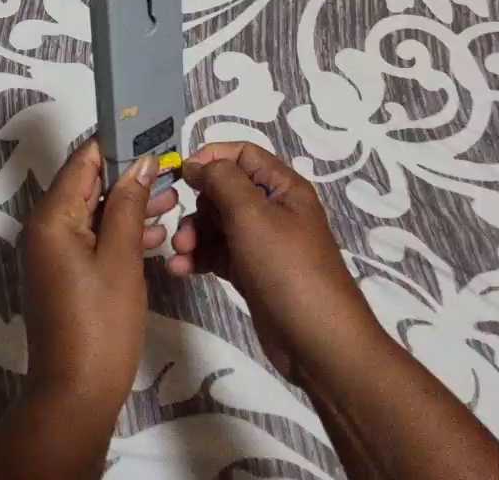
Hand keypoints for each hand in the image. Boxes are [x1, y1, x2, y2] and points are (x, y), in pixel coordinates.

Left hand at [18, 140, 179, 413]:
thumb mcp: (121, 257)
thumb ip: (128, 204)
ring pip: (93, 212)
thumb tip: (140, 161)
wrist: (76, 395)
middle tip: (171, 171)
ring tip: (172, 201)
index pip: (83, 160)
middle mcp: (44, 227)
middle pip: (87, 185)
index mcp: (51, 216)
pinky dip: (119, 233)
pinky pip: (92, 238)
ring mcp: (53, 252)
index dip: (116, 144)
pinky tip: (156, 234)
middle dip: (128, 176)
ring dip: (129, 205)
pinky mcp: (64, 273)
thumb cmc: (101, 323)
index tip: (151, 135)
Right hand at [167, 141, 381, 384]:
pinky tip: (180, 270)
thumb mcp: (252, 214)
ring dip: (193, 234)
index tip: (181, 174)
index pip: (242, 154)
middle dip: (197, 205)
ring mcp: (262, 244)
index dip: (211, 158)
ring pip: (216, 224)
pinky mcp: (251, 273)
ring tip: (180, 254)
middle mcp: (273, 210)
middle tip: (180, 227)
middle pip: (224, 191)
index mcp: (282, 187)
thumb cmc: (286, 267)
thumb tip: (196, 163)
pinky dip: (198, 258)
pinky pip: (217, 254)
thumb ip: (221, 180)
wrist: (318, 343)